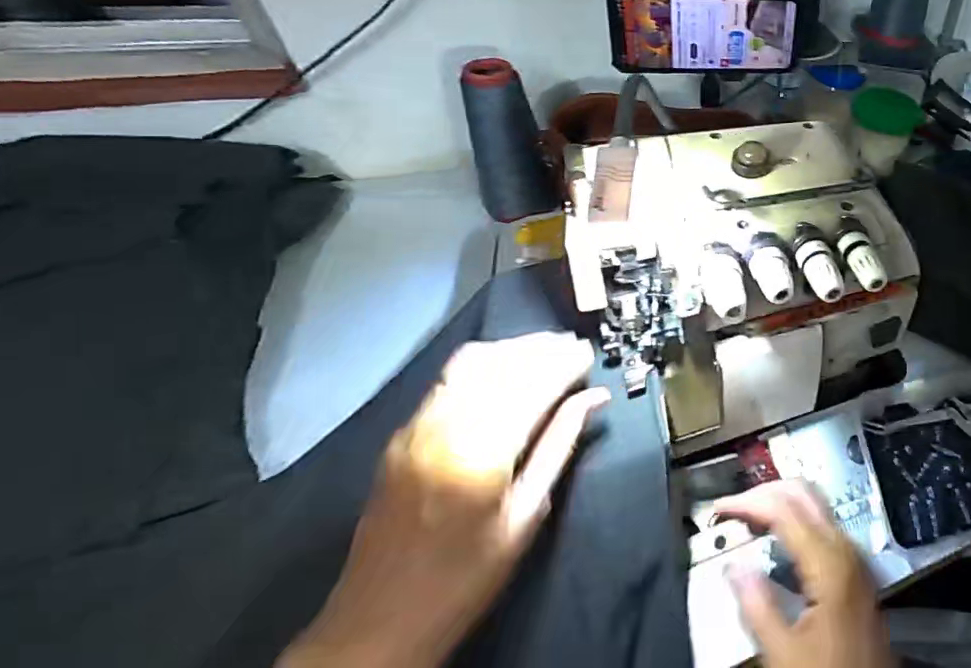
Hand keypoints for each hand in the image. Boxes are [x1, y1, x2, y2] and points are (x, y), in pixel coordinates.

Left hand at [279, 333, 609, 667]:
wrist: (375, 623)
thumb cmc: (465, 578)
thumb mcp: (526, 515)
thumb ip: (559, 445)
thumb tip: (594, 398)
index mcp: (481, 453)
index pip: (534, 385)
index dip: (566, 364)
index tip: (591, 355)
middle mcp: (446, 428)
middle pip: (504, 365)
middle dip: (544, 350)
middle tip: (575, 348)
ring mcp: (418, 427)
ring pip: (475, 362)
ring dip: (515, 349)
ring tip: (547, 350)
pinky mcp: (403, 433)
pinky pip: (450, 377)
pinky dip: (486, 362)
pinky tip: (507, 367)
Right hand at [713, 482, 895, 667]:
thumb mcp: (785, 652)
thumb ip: (758, 608)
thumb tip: (735, 568)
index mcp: (830, 562)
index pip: (784, 508)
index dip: (748, 501)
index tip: (720, 508)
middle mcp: (846, 548)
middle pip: (803, 493)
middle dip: (764, 492)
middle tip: (732, 507)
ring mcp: (853, 556)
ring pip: (814, 504)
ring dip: (779, 501)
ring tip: (747, 517)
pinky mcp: (854, 567)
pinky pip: (822, 524)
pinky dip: (794, 518)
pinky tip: (775, 535)